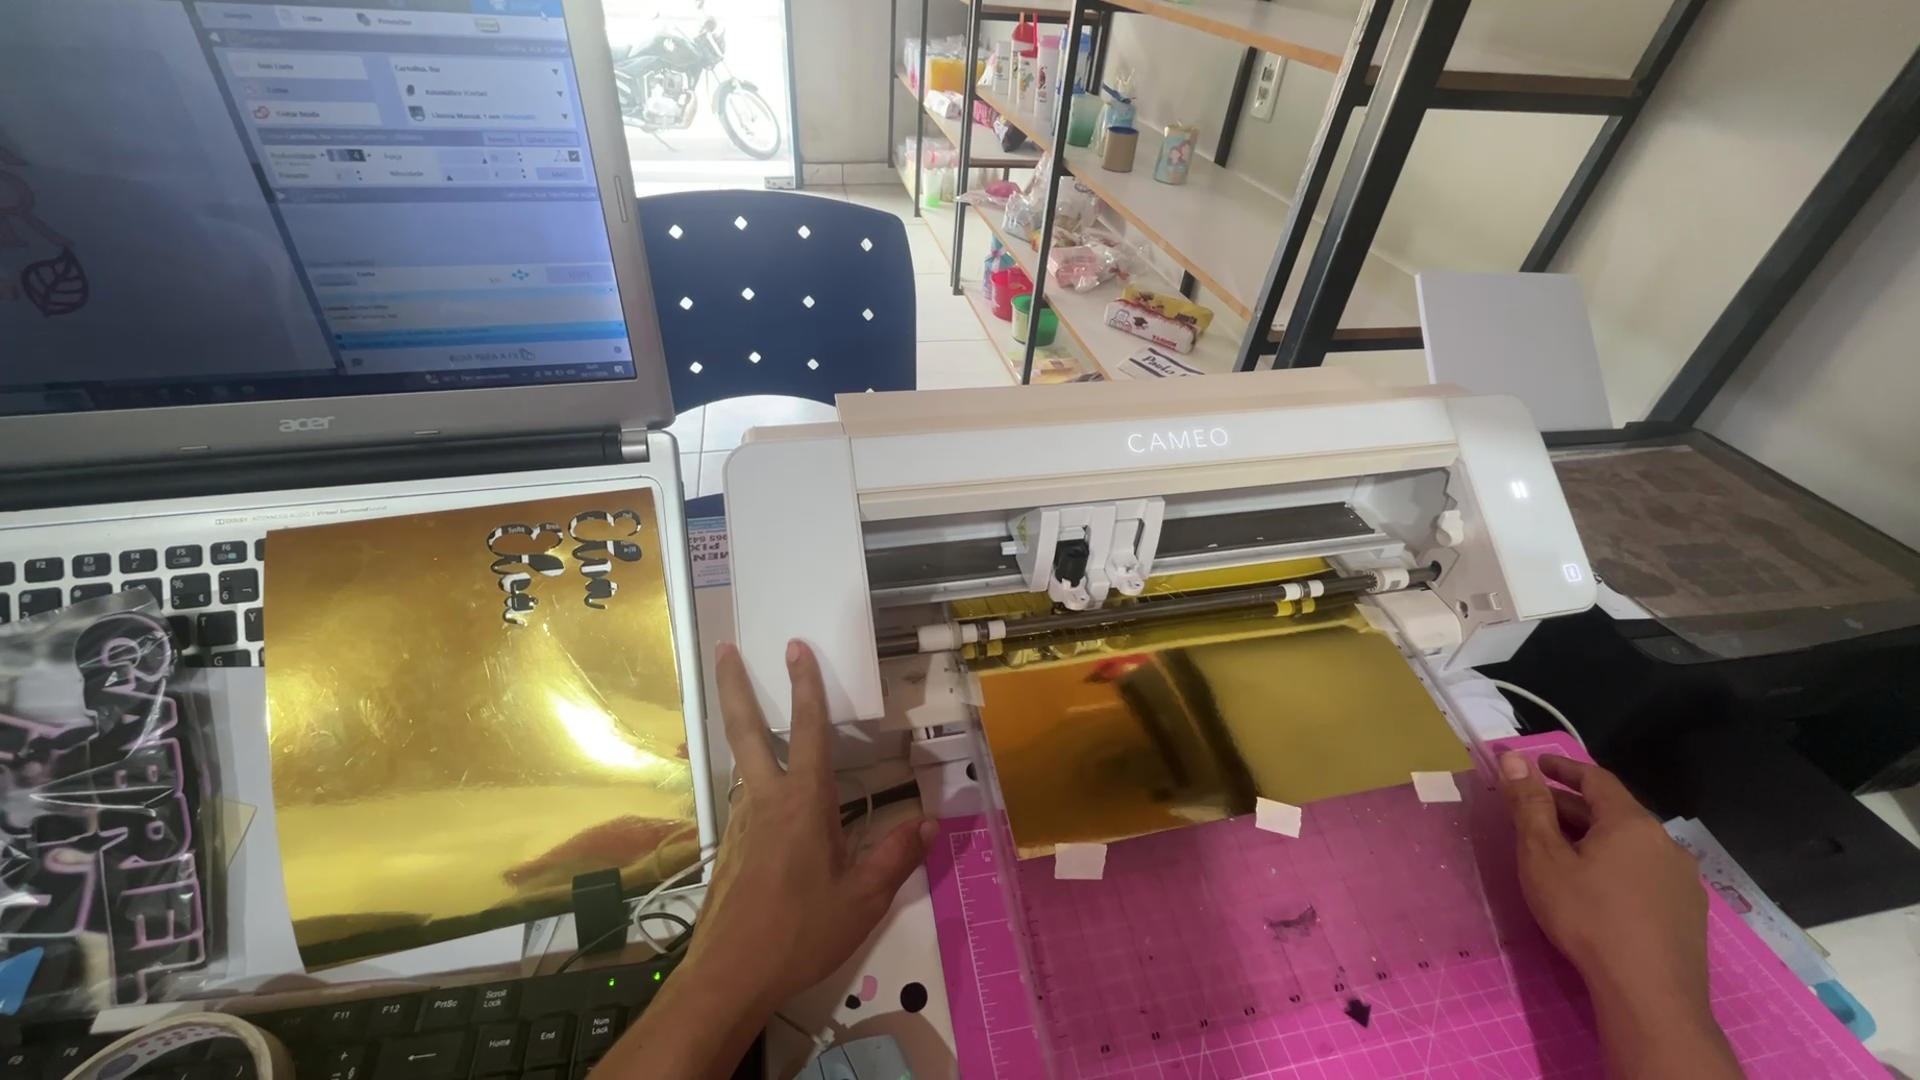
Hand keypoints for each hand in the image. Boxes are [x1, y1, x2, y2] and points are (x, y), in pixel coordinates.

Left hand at [614, 641, 932, 1079]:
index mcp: (803, 801)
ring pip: (739, 759)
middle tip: (722, 649)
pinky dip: (748, 770)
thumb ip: (897, 856)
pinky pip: (743, 794)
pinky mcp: (732, 845)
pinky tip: (763, 789)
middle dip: (735, 686)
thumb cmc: (800, 930)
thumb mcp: (863, 898)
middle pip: (746, 729)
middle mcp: (766, 798)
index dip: (806, 685)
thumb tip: (929, 822)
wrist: (729, 976)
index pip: (808, 729)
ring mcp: (742, 821)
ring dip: (738, 723)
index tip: (796, 647)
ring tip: (739, 701)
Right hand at [1500, 751, 1743, 1079]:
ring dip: (1593, 836)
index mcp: (1631, 823)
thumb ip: (1528, 803)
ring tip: (1558, 851)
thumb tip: (1513, 757)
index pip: (1596, 778)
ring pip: (1629, 842)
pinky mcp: (1687, 910)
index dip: (1562, 768)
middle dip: (1570, 806)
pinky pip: (1644, 869)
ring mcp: (1682, 879)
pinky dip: (1614, 862)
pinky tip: (1595, 886)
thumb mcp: (1542, 855)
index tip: (1534, 766)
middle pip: (1612, 811)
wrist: (1649, 994)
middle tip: (1531, 813)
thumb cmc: (1586, 914)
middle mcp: (1665, 843)